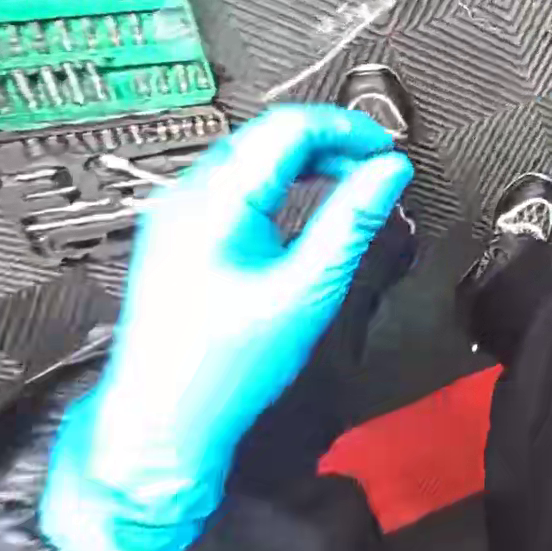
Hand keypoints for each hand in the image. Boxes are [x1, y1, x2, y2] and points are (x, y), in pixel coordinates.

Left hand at [39, 106, 412, 550]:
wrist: (163, 423)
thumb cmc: (222, 370)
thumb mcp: (307, 289)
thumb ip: (354, 221)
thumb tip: (389, 174)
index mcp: (217, 202)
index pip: (290, 127)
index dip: (346, 129)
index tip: (382, 147)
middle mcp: (189, 195)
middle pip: (272, 133)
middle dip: (332, 141)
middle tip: (375, 164)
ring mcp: (181, 210)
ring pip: (257, 152)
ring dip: (310, 158)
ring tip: (351, 178)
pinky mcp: (184, 228)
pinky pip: (241, 179)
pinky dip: (285, 177)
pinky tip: (309, 196)